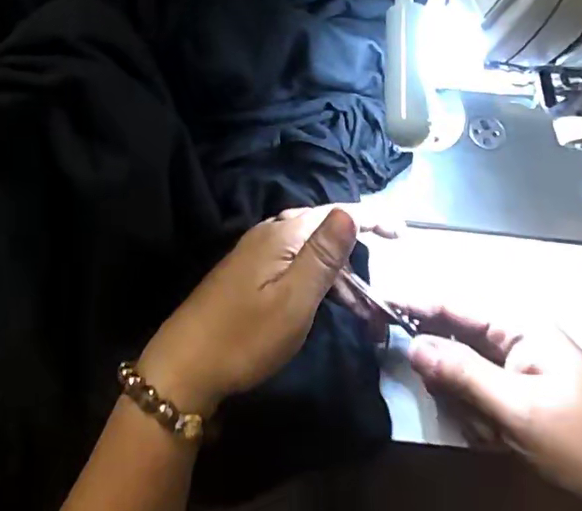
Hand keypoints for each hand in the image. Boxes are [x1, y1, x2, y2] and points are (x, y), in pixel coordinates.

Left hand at [137, 205, 395, 415]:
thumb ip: (324, 254)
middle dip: (357, 257)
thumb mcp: (294, 299)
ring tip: (362, 309)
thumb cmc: (245, 337)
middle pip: (325, 231)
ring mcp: (256, 253)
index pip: (338, 213)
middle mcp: (270, 232)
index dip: (372, 219)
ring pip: (311, 251)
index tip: (401, 232)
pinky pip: (295, 264)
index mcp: (284, 232)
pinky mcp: (248, 273)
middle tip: (381, 290)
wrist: (180, 371)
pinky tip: (325, 301)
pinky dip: (318, 281)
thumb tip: (350, 211)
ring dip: (340, 276)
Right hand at [400, 302, 581, 510]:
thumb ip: (463, 373)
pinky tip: (505, 444)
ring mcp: (520, 365)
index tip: (377, 306)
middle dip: (454, 381)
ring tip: (500, 437)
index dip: (417, 303)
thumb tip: (413, 344)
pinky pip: (483, 398)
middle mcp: (516, 335)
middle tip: (475, 417)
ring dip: (472, 410)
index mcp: (519, 323)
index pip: (455, 302)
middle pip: (457, 341)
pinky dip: (484, 422)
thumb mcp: (518, 410)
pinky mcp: (522, 394)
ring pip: (466, 376)